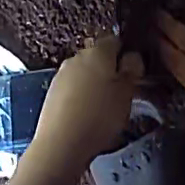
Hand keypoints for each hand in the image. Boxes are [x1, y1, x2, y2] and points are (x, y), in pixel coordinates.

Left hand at [28, 37, 143, 177]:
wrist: (60, 145)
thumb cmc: (100, 116)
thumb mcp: (127, 92)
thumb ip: (132, 68)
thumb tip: (131, 56)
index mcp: (98, 51)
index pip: (115, 40)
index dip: (126, 54)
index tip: (132, 74)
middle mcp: (77, 57)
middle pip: (98, 56)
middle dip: (109, 69)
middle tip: (119, 93)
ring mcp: (61, 74)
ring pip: (84, 72)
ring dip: (93, 83)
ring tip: (101, 108)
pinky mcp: (51, 92)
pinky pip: (72, 87)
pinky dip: (80, 96)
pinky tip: (84, 114)